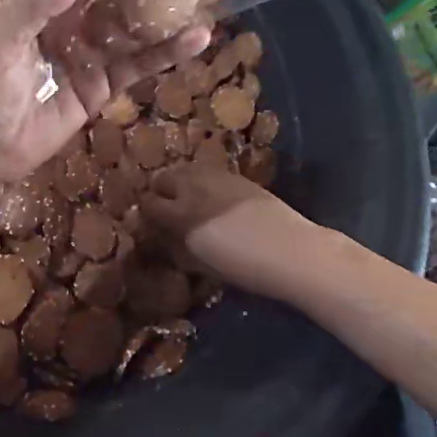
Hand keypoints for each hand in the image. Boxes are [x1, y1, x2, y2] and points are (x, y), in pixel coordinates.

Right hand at [142, 163, 329, 300]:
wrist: (291, 251)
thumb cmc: (244, 268)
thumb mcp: (202, 261)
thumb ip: (179, 243)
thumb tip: (165, 235)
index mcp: (181, 214)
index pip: (148, 204)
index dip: (146, 212)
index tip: (149, 221)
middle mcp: (193, 188)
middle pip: (163, 178)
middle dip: (159, 190)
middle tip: (165, 205)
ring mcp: (215, 177)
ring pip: (184, 168)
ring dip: (179, 180)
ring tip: (185, 194)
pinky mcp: (235, 175)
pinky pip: (206, 169)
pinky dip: (200, 177)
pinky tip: (209, 191)